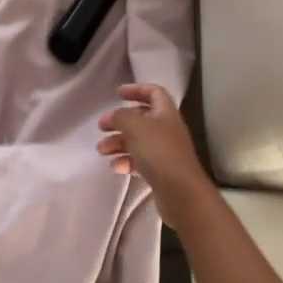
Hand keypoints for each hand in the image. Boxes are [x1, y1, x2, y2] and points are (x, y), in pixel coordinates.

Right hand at [97, 83, 213, 218]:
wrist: (181, 193)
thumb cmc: (159, 152)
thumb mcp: (135, 127)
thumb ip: (121, 116)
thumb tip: (113, 116)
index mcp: (166, 112)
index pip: (153, 92)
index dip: (137, 89)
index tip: (118, 93)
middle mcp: (167, 129)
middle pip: (141, 118)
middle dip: (120, 121)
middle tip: (101, 127)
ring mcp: (165, 151)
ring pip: (138, 141)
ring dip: (119, 143)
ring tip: (101, 150)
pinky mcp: (161, 172)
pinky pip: (141, 161)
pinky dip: (127, 161)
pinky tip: (115, 167)